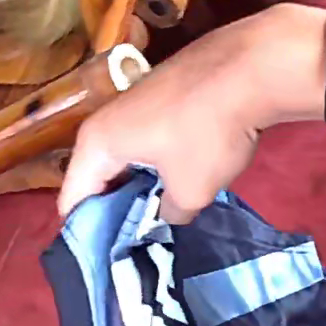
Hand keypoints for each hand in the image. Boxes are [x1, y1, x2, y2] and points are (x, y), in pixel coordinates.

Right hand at [59, 4, 325, 221]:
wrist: (251, 68)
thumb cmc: (208, 134)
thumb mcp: (191, 192)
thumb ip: (170, 214)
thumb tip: (168, 213)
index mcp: (97, 144)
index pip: (73, 199)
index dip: (87, 233)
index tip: (106, 257)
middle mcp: (105, 119)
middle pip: (97, 177)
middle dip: (114, 209)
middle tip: (136, 239)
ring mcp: (132, 101)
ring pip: (124, 156)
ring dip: (138, 183)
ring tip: (159, 212)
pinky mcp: (159, 93)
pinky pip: (145, 139)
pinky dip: (155, 160)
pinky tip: (178, 176)